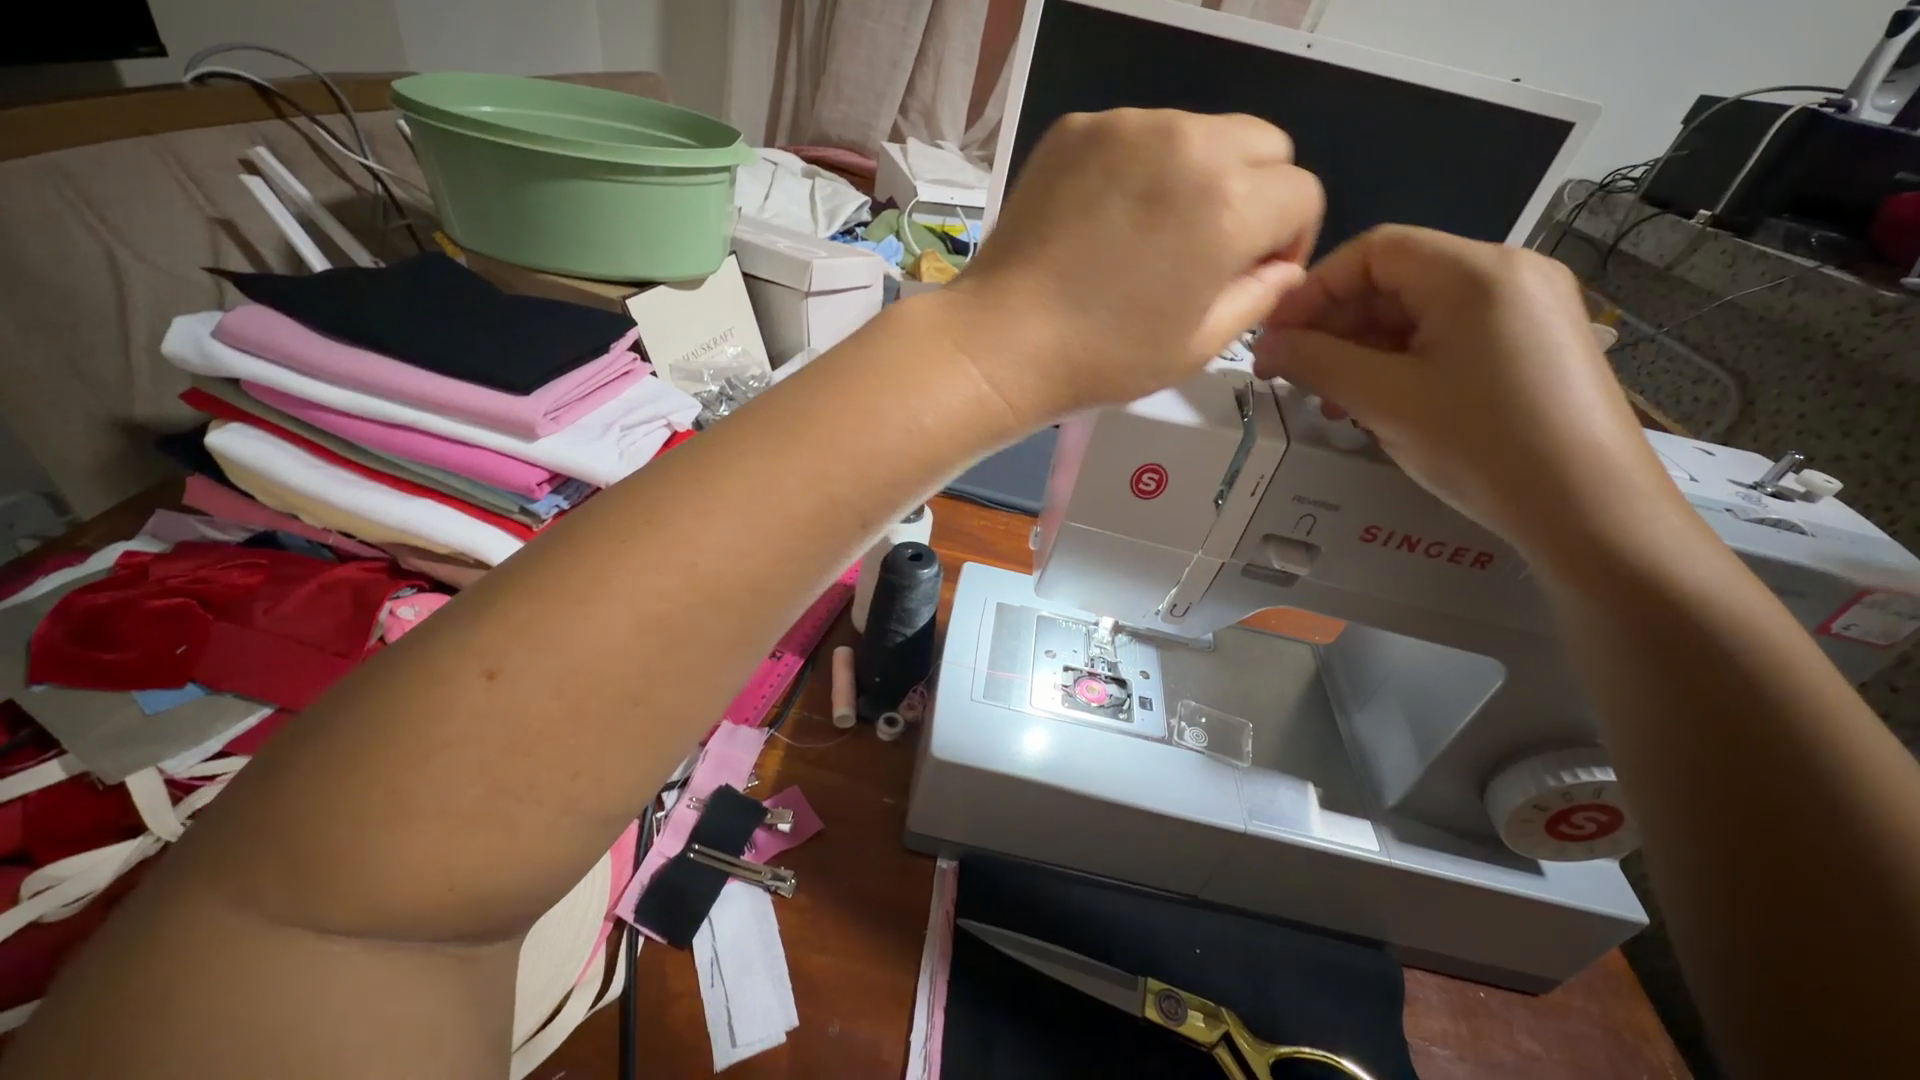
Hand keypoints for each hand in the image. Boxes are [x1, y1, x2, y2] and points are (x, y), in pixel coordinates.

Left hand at [942, 109, 1322, 426]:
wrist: (1002, 340)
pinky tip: (1109, 218)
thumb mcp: (1201, 345)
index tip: (1255, 272)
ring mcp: (1128, 127)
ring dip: (1199, 175)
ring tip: (1154, 233)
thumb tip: (1283, 267)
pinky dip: (1142, 167)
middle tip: (1212, 247)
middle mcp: (1189, 143)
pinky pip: (1139, 134)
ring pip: (1200, 132)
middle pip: (1264, 144)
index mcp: (1231, 202)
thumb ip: (1260, 295)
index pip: (1302, 193)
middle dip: (1258, 192)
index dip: (1290, 238)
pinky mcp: (1078, 129)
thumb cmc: (1105, 357)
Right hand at [1253, 226, 1685, 565]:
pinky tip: (1380, 404)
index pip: (1373, 251)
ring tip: (1331, 399)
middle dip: (1336, 325)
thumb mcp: (1386, 401)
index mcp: (1475, 271)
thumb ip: (1317, 362)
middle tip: (1293, 374)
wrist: (1593, 511)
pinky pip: (1452, 336)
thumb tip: (1266, 346)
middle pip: (1397, 279)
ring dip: (1365, 349)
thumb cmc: (1484, 445)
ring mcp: (1530, 309)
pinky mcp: (1535, 345)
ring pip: (1422, 312)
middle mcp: (1509, 273)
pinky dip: (1405, 362)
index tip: (1274, 337)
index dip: (1313, 289)